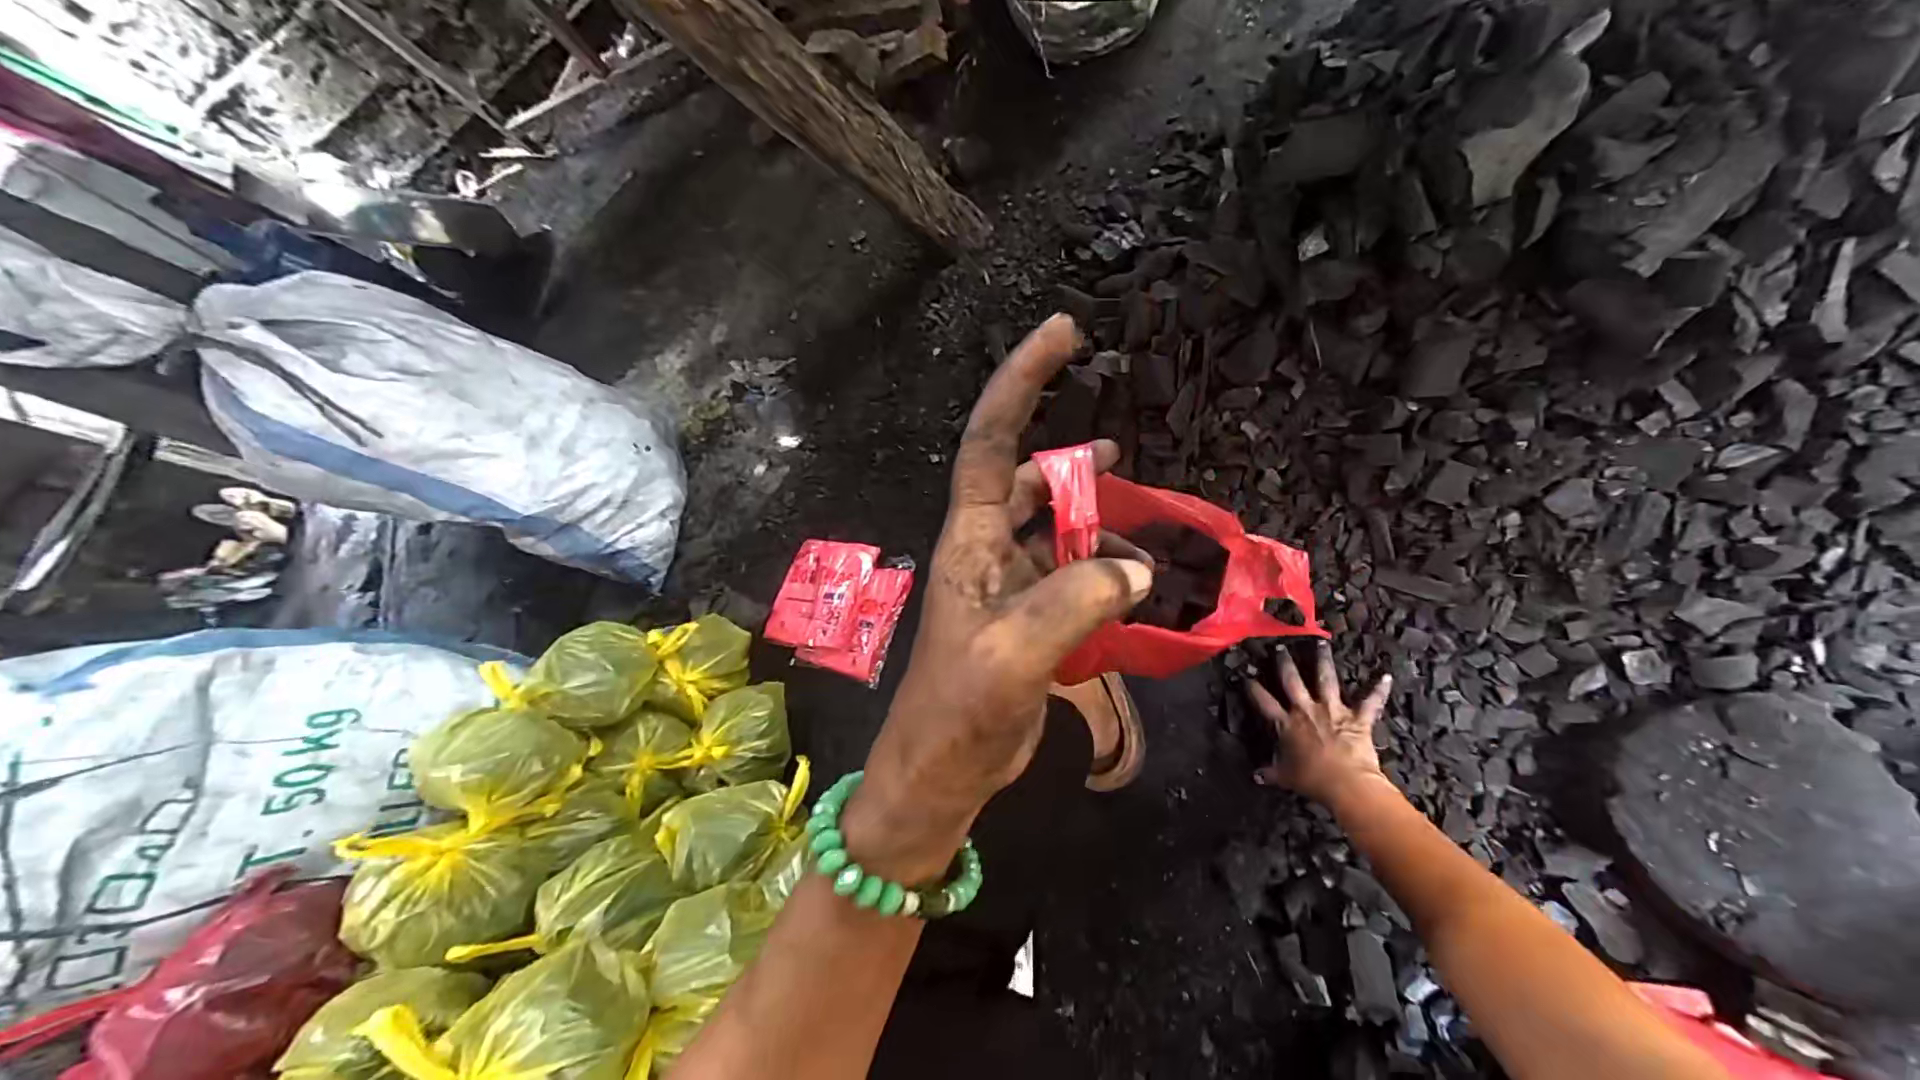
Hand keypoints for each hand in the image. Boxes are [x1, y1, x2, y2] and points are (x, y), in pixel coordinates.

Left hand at [843, 315, 1152, 881]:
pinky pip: (1077, 575)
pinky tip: (1139, 584)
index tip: (1062, 332)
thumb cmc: (959, 711)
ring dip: (1102, 528)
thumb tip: (1135, 565)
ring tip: (1148, 538)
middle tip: (1128, 459)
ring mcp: (1011, 583)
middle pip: (1034, 481)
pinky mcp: (1032, 617)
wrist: (942, 772)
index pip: (992, 442)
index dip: (1023, 382)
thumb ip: (1076, 600)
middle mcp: (988, 548)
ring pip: (1062, 530)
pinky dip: (1108, 572)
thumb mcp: (1014, 653)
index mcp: (970, 538)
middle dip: (1078, 467)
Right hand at [1248, 641, 1391, 805]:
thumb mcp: (1284, 777)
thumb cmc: (1312, 780)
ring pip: (1326, 679)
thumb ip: (1269, 772)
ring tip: (1321, 642)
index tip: (1245, 674)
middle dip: (1284, 662)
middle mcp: (1306, 710)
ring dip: (1323, 660)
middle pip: (1292, 680)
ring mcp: (1333, 710)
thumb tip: (1255, 776)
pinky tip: (1386, 676)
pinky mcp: (1358, 718)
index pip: (1263, 700)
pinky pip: (1371, 701)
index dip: (1252, 687)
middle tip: (1280, 647)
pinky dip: (1379, 689)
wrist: (1347, 784)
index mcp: (1285, 723)